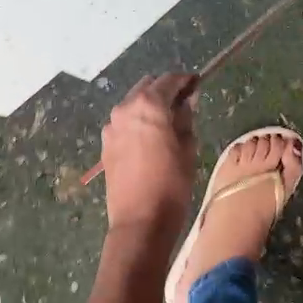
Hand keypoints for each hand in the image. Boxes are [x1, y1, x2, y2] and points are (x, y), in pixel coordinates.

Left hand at [100, 73, 198, 233]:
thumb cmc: (171, 183)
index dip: (185, 80)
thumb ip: (186, 117)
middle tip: (182, 104)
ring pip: (133, 102)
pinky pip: (124, 121)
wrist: (140, 222)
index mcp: (149, 104)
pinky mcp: (105, 143)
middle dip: (165, 90)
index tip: (196, 84)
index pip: (170, 80)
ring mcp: (112, 125)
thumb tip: (186, 101)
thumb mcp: (188, 147)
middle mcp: (126, 107)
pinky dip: (136, 121)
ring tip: (165, 123)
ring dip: (149, 105)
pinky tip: (148, 138)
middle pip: (148, 86)